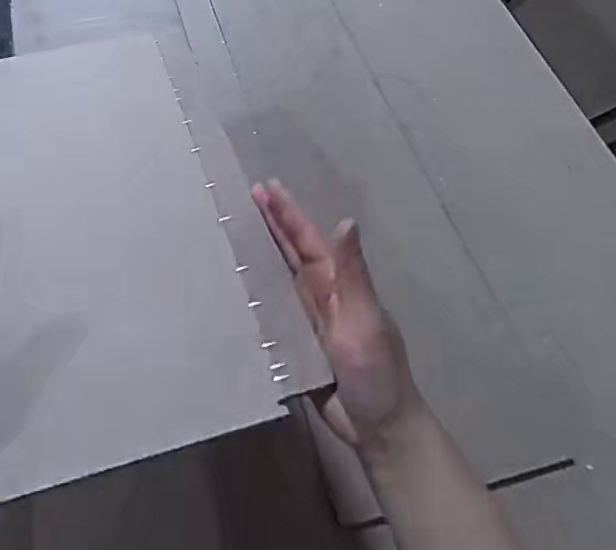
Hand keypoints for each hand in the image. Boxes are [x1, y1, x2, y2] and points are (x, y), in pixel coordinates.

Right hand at [251, 180, 420, 450]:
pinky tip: (236, 283)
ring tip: (237, 228)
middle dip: (272, 221)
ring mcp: (305, 317)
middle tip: (248, 194)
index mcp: (336, 283)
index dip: (287, 213)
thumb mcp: (365, 317)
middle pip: (290, 250)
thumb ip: (352, 272)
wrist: (378, 428)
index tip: (266, 186)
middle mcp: (319, 293)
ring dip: (261, 249)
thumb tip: (346, 221)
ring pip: (278, 273)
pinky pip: (270, 307)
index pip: (306, 239)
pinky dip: (255, 290)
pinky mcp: (293, 341)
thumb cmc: (376, 370)